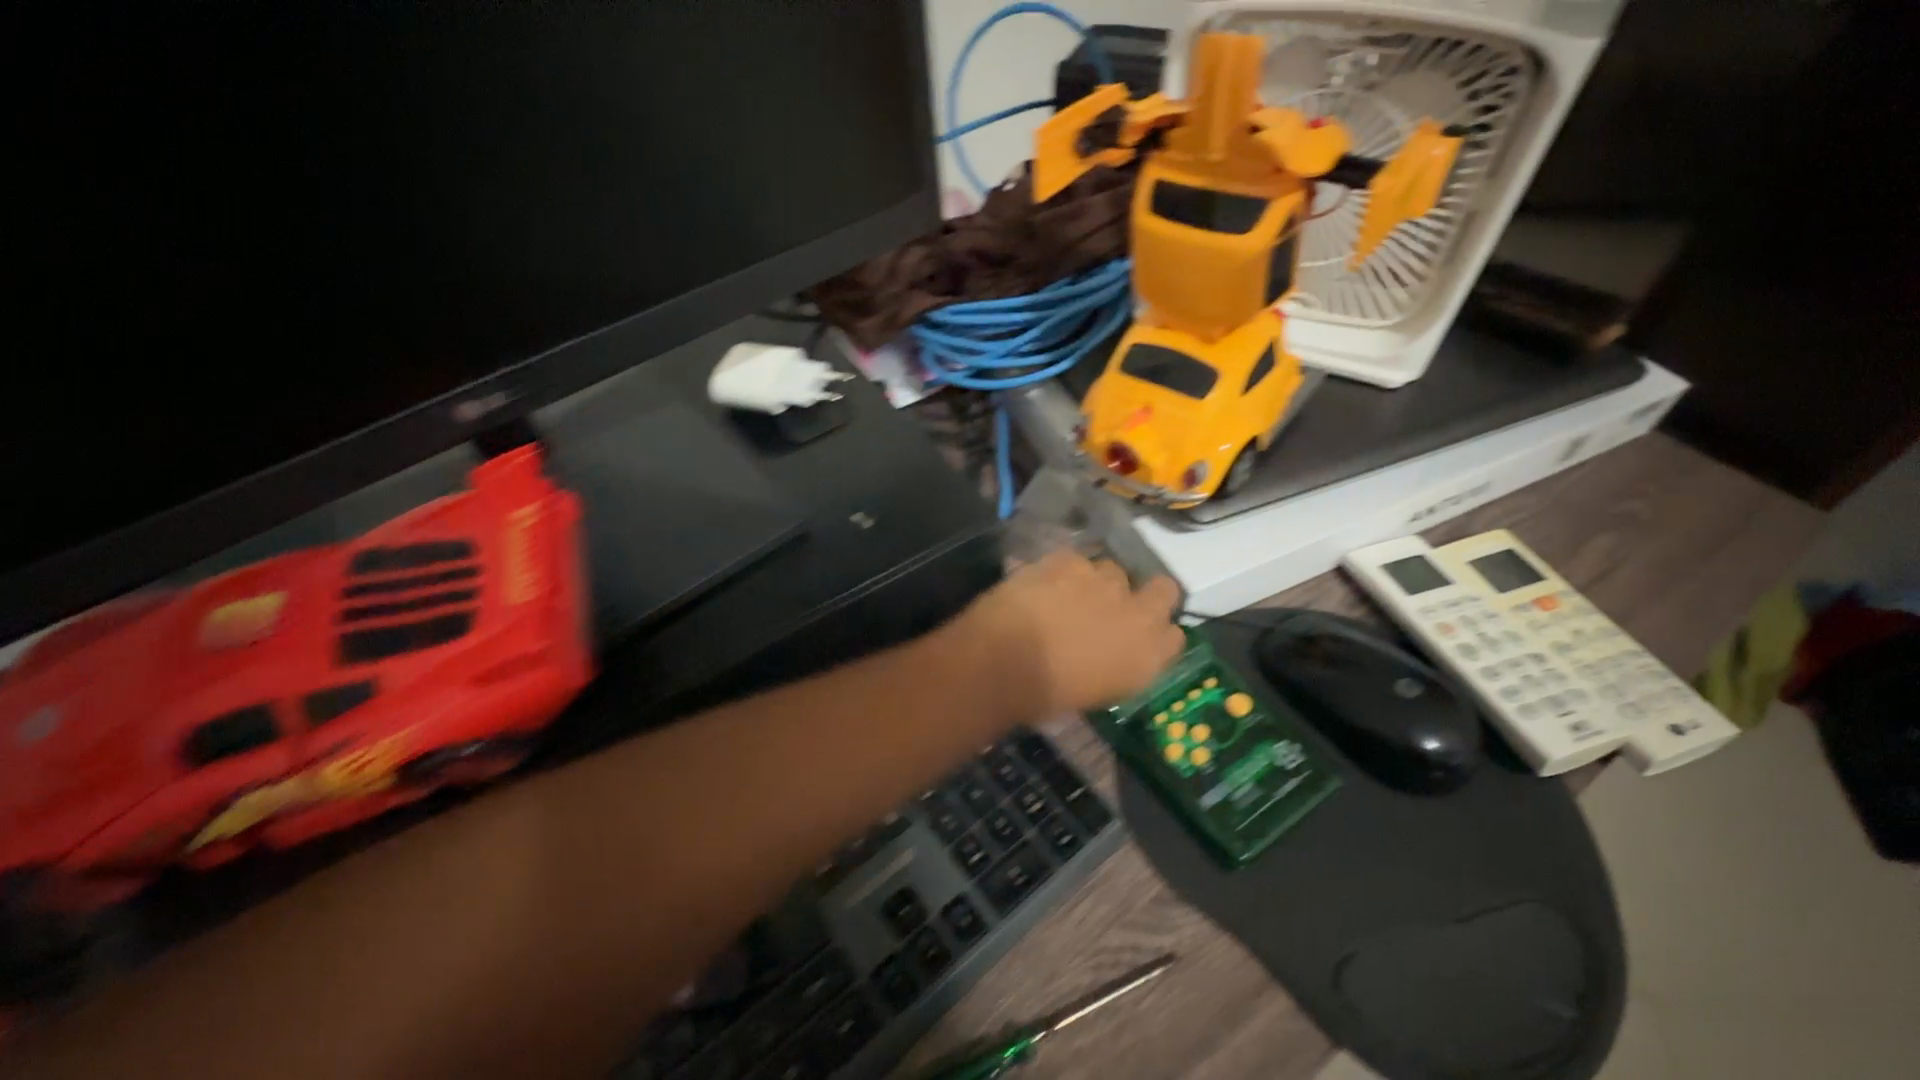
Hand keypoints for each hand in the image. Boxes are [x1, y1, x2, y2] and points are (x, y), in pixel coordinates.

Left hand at [955, 550, 1184, 716]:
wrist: (1003, 663)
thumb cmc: (1046, 696)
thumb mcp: (1096, 693)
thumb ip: (1116, 666)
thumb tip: (1107, 654)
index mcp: (1148, 657)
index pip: (1174, 636)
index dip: (1155, 632)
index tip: (1136, 636)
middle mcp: (1139, 614)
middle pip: (1163, 590)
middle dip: (1144, 593)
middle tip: (1113, 606)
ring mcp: (1105, 582)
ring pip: (1113, 570)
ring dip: (1097, 582)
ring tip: (1067, 595)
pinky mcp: (1070, 560)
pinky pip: (1075, 560)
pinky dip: (1062, 571)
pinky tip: (1042, 584)